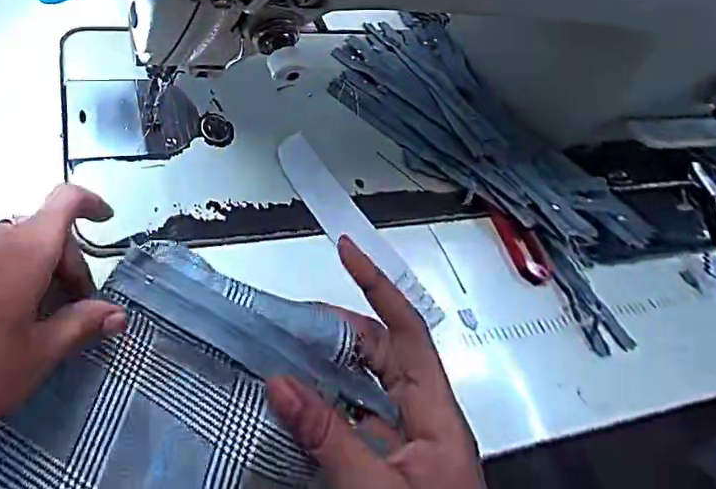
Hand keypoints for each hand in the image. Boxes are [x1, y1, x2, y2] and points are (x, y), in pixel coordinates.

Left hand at [0, 185, 124, 488]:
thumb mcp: (40, 352)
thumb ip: (80, 324)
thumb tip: (116, 314)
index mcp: (28, 248)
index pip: (64, 201)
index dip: (89, 202)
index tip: (107, 219)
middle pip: (42, 229)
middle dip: (66, 260)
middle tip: (74, 308)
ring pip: (9, 231)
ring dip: (30, 254)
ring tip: (35, 297)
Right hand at [265, 236, 483, 488]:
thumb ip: (329, 437)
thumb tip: (278, 378)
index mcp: (437, 421)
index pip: (408, 333)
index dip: (377, 286)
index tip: (345, 250)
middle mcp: (421, 426)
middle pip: (377, 354)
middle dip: (333, 329)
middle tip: (288, 318)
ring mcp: (400, 450)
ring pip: (356, 387)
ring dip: (319, 366)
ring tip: (278, 351)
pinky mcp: (378, 470)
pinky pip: (343, 421)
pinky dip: (314, 405)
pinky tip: (285, 404)